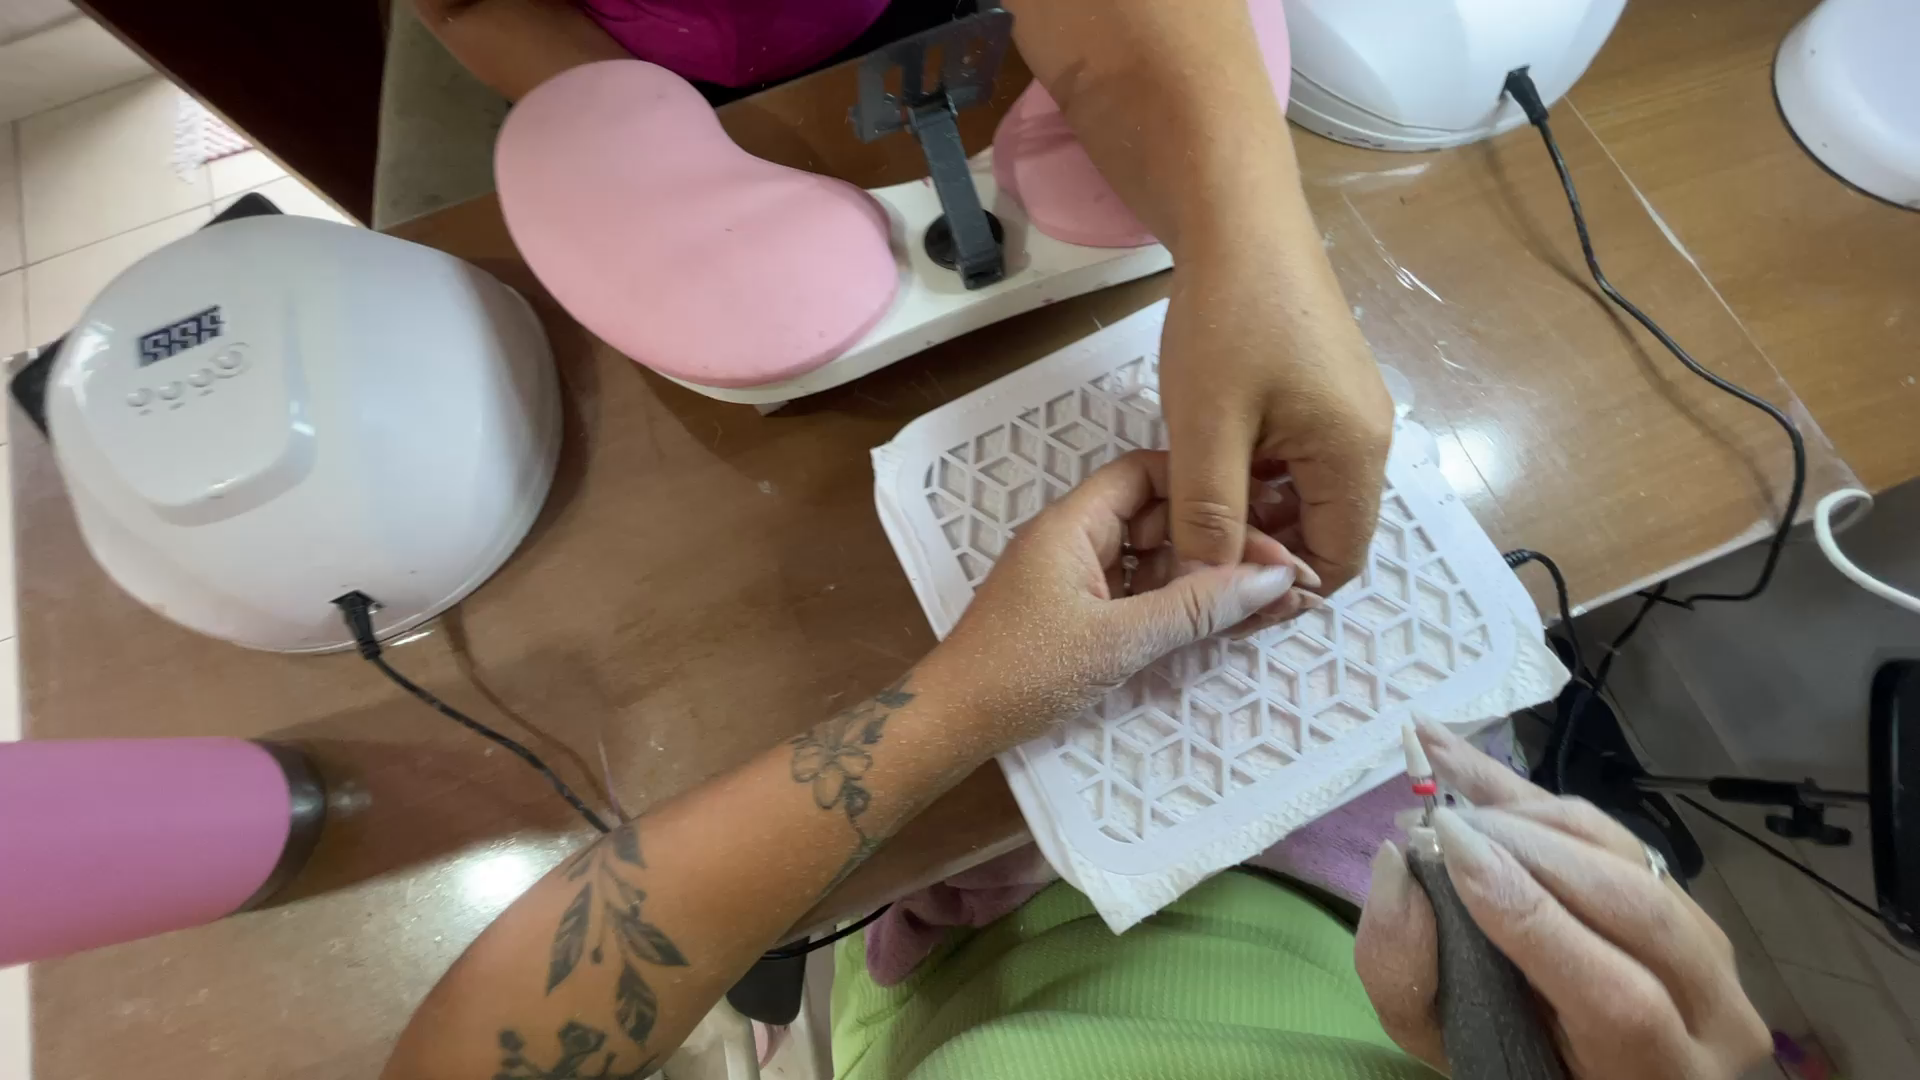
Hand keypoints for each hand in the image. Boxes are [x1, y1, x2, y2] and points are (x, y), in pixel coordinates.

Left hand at [920, 450, 1318, 754]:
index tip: (1261, 506)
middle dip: (1216, 541)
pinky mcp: (1078, 608)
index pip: (1146, 473)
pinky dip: (1174, 602)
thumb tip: (1274, 578)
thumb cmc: (1025, 669)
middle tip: (1282, 571)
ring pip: (1151, 559)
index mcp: (1073, 522)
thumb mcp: (1118, 639)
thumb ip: (1195, 607)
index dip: (1203, 483)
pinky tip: (1223, 619)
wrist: (958, 719)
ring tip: (1272, 600)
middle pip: (1156, 518)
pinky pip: (1136, 591)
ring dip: (1202, 578)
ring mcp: (1075, 574)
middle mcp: (1075, 537)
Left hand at [1159, 238, 1394, 592]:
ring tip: (1190, 517)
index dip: (1281, 588)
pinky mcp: (1312, 394)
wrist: (1237, 224)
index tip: (1217, 595)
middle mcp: (1362, 439)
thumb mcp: (1207, 430)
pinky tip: (1205, 472)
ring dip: (1248, 515)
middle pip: (1319, 530)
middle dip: (1258, 552)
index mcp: (1354, 455)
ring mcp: (1339, 413)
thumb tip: (1211, 583)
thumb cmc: (1225, 325)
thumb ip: (1210, 513)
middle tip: (1191, 559)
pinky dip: (1249, 480)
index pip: (1338, 559)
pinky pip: (1287, 462)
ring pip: (1297, 497)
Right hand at [1355, 721, 1770, 1078]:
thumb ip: (1399, 967)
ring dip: (1519, 814)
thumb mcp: (1430, 1033)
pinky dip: (1516, 786)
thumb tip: (1396, 864)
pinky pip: (1598, 822)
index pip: (1615, 994)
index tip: (1442, 843)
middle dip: (1518, 847)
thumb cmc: (1493, 1048)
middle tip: (1433, 824)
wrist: (1564, 1047)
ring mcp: (1707, 947)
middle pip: (1629, 905)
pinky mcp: (1675, 891)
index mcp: (1653, 1074)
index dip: (1526, 912)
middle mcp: (1709, 1014)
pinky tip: (1447, 747)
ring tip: (1443, 806)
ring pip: (1619, 850)